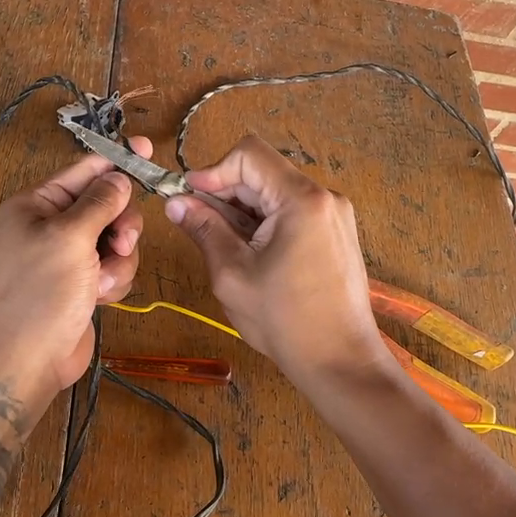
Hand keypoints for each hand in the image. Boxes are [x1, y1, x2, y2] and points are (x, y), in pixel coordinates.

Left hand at [0, 138, 149, 395]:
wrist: (26, 360)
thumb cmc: (40, 293)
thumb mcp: (69, 238)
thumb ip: (100, 202)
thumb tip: (119, 177)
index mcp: (36, 205)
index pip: (83, 171)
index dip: (116, 162)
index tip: (148, 150)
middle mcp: (50, 226)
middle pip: (107, 206)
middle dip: (120, 227)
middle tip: (122, 245)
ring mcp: (68, 257)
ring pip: (116, 240)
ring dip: (118, 262)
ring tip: (100, 283)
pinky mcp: (83, 284)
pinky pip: (114, 268)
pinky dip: (114, 281)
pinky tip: (100, 299)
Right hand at [163, 136, 384, 385]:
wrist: (340, 361)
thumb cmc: (284, 321)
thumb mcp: (232, 274)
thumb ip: (204, 230)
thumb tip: (175, 203)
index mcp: (302, 200)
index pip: (249, 155)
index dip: (212, 171)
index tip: (188, 199)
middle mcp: (324, 198)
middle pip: (263, 172)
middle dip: (225, 193)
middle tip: (197, 227)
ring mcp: (334, 216)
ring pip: (275, 193)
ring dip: (242, 211)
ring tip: (224, 249)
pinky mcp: (335, 234)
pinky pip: (291, 213)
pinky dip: (263, 224)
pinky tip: (250, 256)